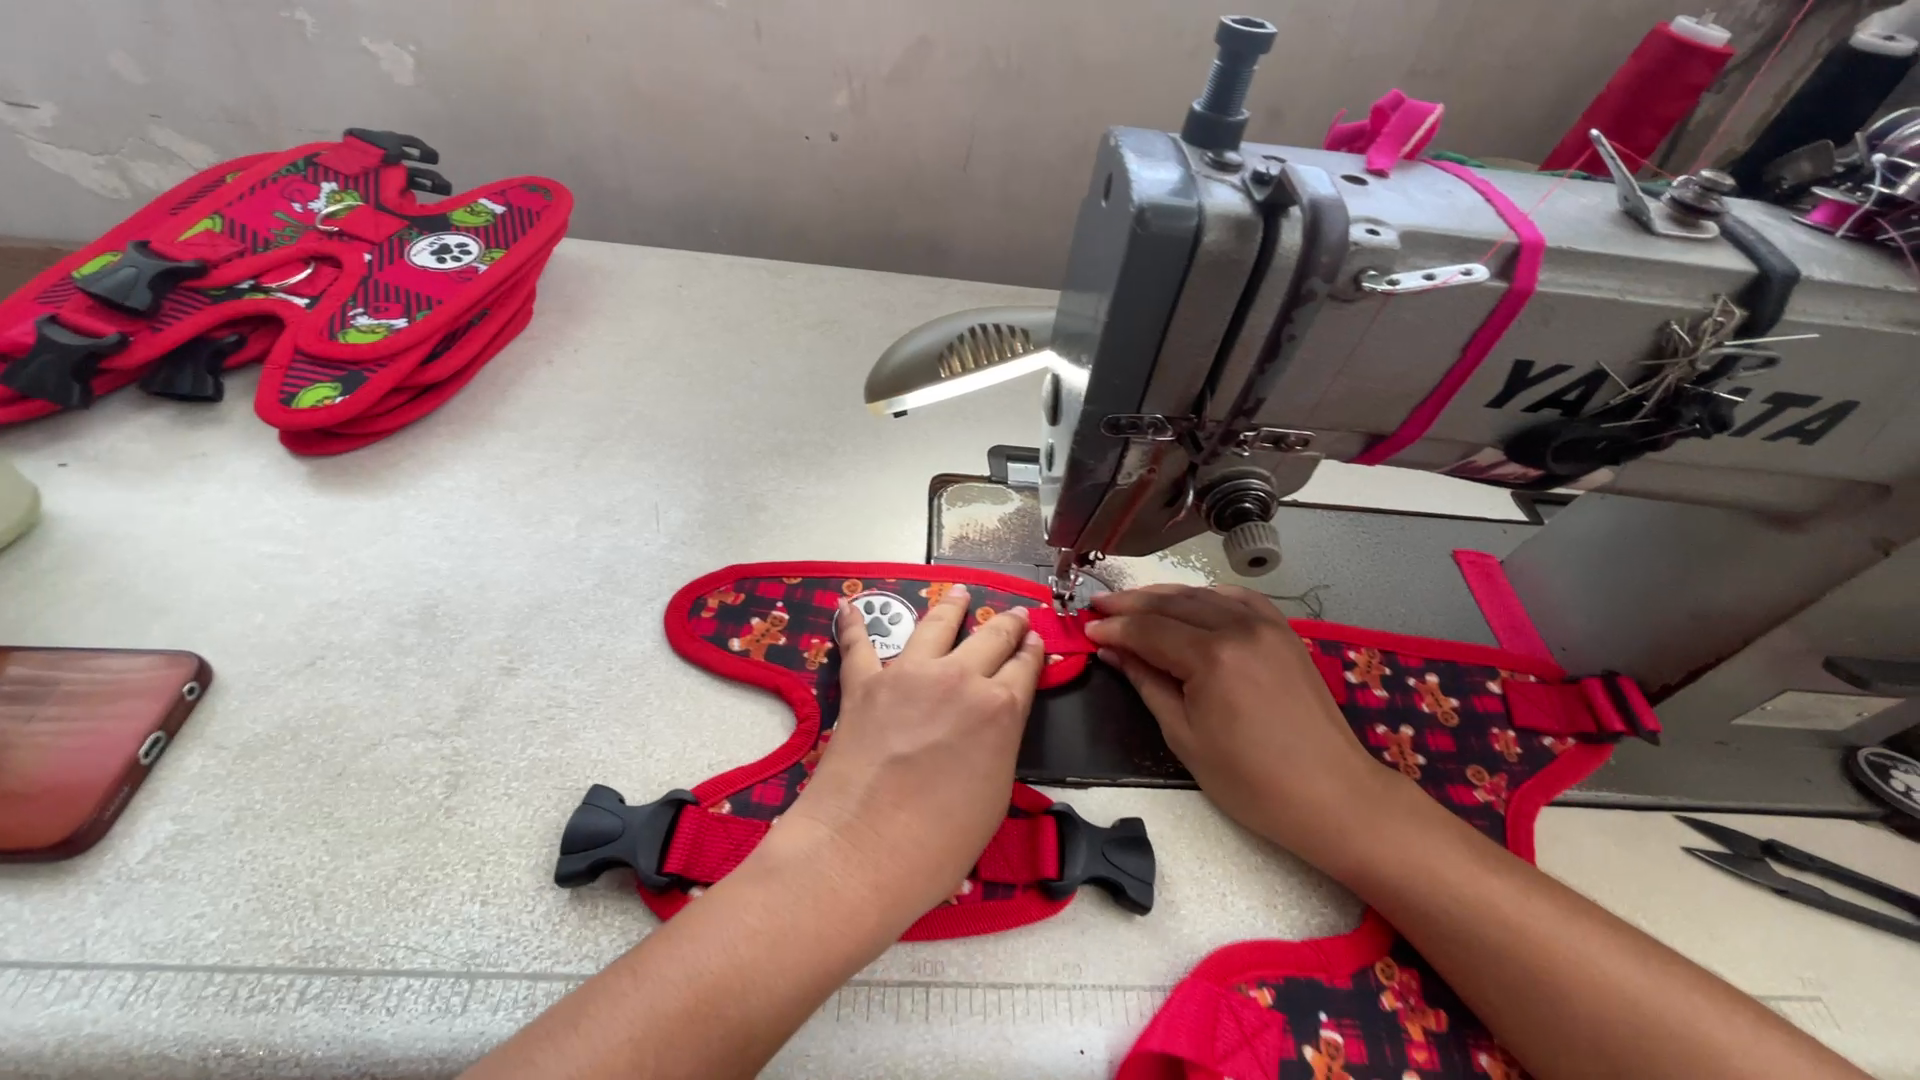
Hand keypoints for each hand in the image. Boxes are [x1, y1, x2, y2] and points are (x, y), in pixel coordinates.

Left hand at [782, 585, 1045, 918]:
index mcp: (1000, 708)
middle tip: (1016, 615)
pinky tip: (851, 607)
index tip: (1036, 640)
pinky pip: (858, 645)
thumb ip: (997, 747)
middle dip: (1008, 623)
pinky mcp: (863, 684)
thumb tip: (987, 732)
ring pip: (935, 625)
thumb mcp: (994, 795)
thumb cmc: (940, 843)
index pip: (1024, 668)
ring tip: (960, 591)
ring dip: (951, 605)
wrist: (863, 849)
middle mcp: (958, 678)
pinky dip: (854, 624)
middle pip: (990, 638)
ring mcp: (907, 675)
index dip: (1033, 652)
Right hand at [1084, 584, 1395, 868]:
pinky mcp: (1285, 633)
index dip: (1114, 628)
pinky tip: (1190, 603)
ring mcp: (1267, 626)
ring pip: (1204, 595)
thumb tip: (1113, 652)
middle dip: (1131, 604)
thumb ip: (1147, 684)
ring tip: (1133, 602)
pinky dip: (1207, 597)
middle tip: (1099, 607)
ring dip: (1165, 596)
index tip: (1085, 630)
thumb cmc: (1251, 781)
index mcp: (1211, 657)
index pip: (1148, 629)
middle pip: (1173, 604)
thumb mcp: (1184, 736)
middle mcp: (1239, 628)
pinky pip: (1238, 600)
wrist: (1331, 795)